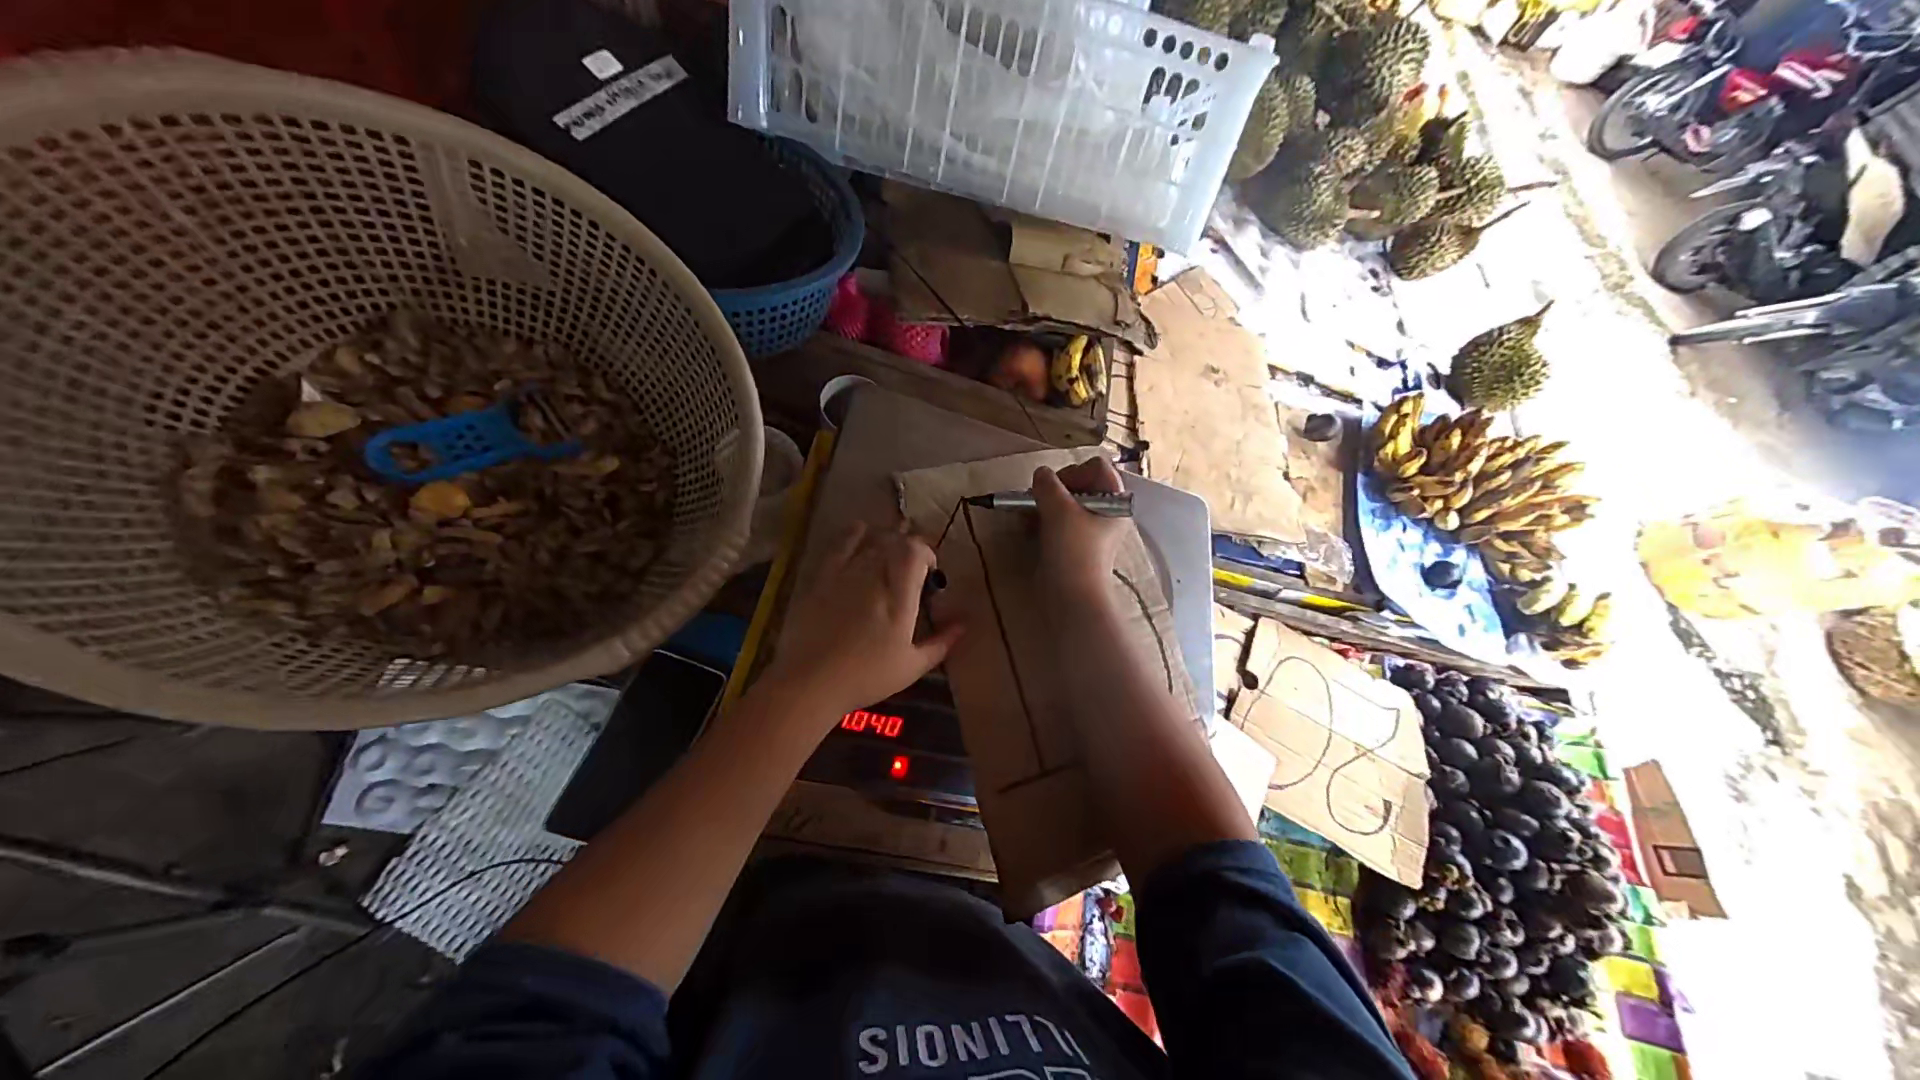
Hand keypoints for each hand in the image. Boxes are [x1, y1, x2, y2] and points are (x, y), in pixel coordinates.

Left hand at [761, 521, 962, 721]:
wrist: (809, 680)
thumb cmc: (866, 677)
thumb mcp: (911, 666)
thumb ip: (941, 643)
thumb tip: (964, 624)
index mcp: (899, 596)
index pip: (915, 551)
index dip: (927, 552)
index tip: (930, 572)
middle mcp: (874, 575)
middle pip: (896, 541)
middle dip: (909, 548)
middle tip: (913, 567)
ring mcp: (846, 573)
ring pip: (872, 539)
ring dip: (887, 541)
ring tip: (891, 553)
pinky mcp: (822, 576)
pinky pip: (841, 543)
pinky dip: (855, 534)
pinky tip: (861, 534)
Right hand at [1032, 457, 1126, 603]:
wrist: (1072, 596)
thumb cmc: (1073, 550)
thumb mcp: (1059, 510)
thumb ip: (1047, 484)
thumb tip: (1040, 474)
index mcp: (1114, 500)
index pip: (1096, 467)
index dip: (1074, 472)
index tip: (1058, 490)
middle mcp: (1106, 511)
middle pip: (1080, 482)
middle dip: (1056, 488)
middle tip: (1040, 501)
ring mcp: (1090, 528)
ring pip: (1066, 501)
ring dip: (1046, 503)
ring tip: (1032, 515)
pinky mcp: (1075, 543)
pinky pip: (1059, 520)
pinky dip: (1045, 519)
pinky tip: (1031, 527)